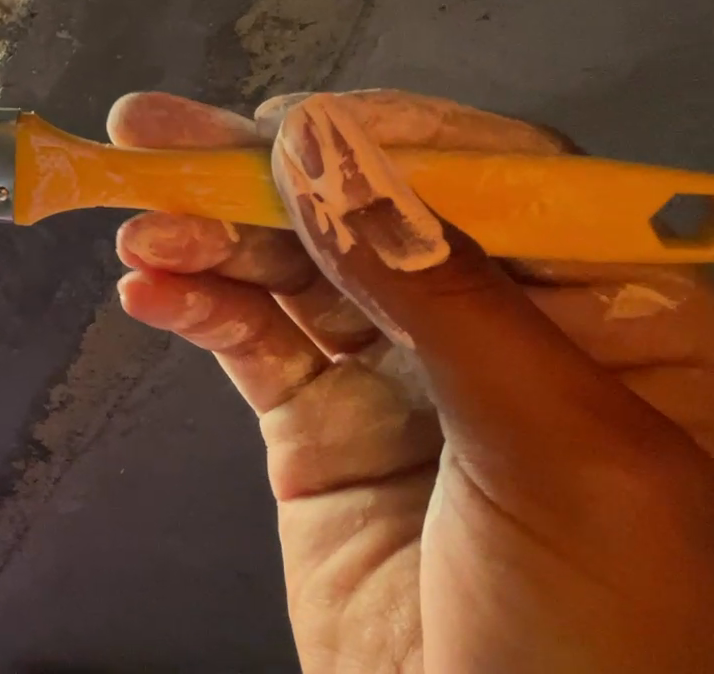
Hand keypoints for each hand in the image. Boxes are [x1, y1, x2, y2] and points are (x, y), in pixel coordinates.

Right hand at [110, 90, 713, 671]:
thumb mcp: (557, 449)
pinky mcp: (313, 415)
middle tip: (143, 133)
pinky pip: (244, 339)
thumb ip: (437, 288)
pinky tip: (146, 294)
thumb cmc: (601, 638)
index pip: (489, 180)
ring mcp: (393, 371)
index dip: (375, 141)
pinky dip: (191, 309)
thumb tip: (317, 152)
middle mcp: (496, 326)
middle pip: (353, 214)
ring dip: (202, 243)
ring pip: (282, 270)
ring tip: (137, 235)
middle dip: (248, 175)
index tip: (275, 129)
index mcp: (616, 316)